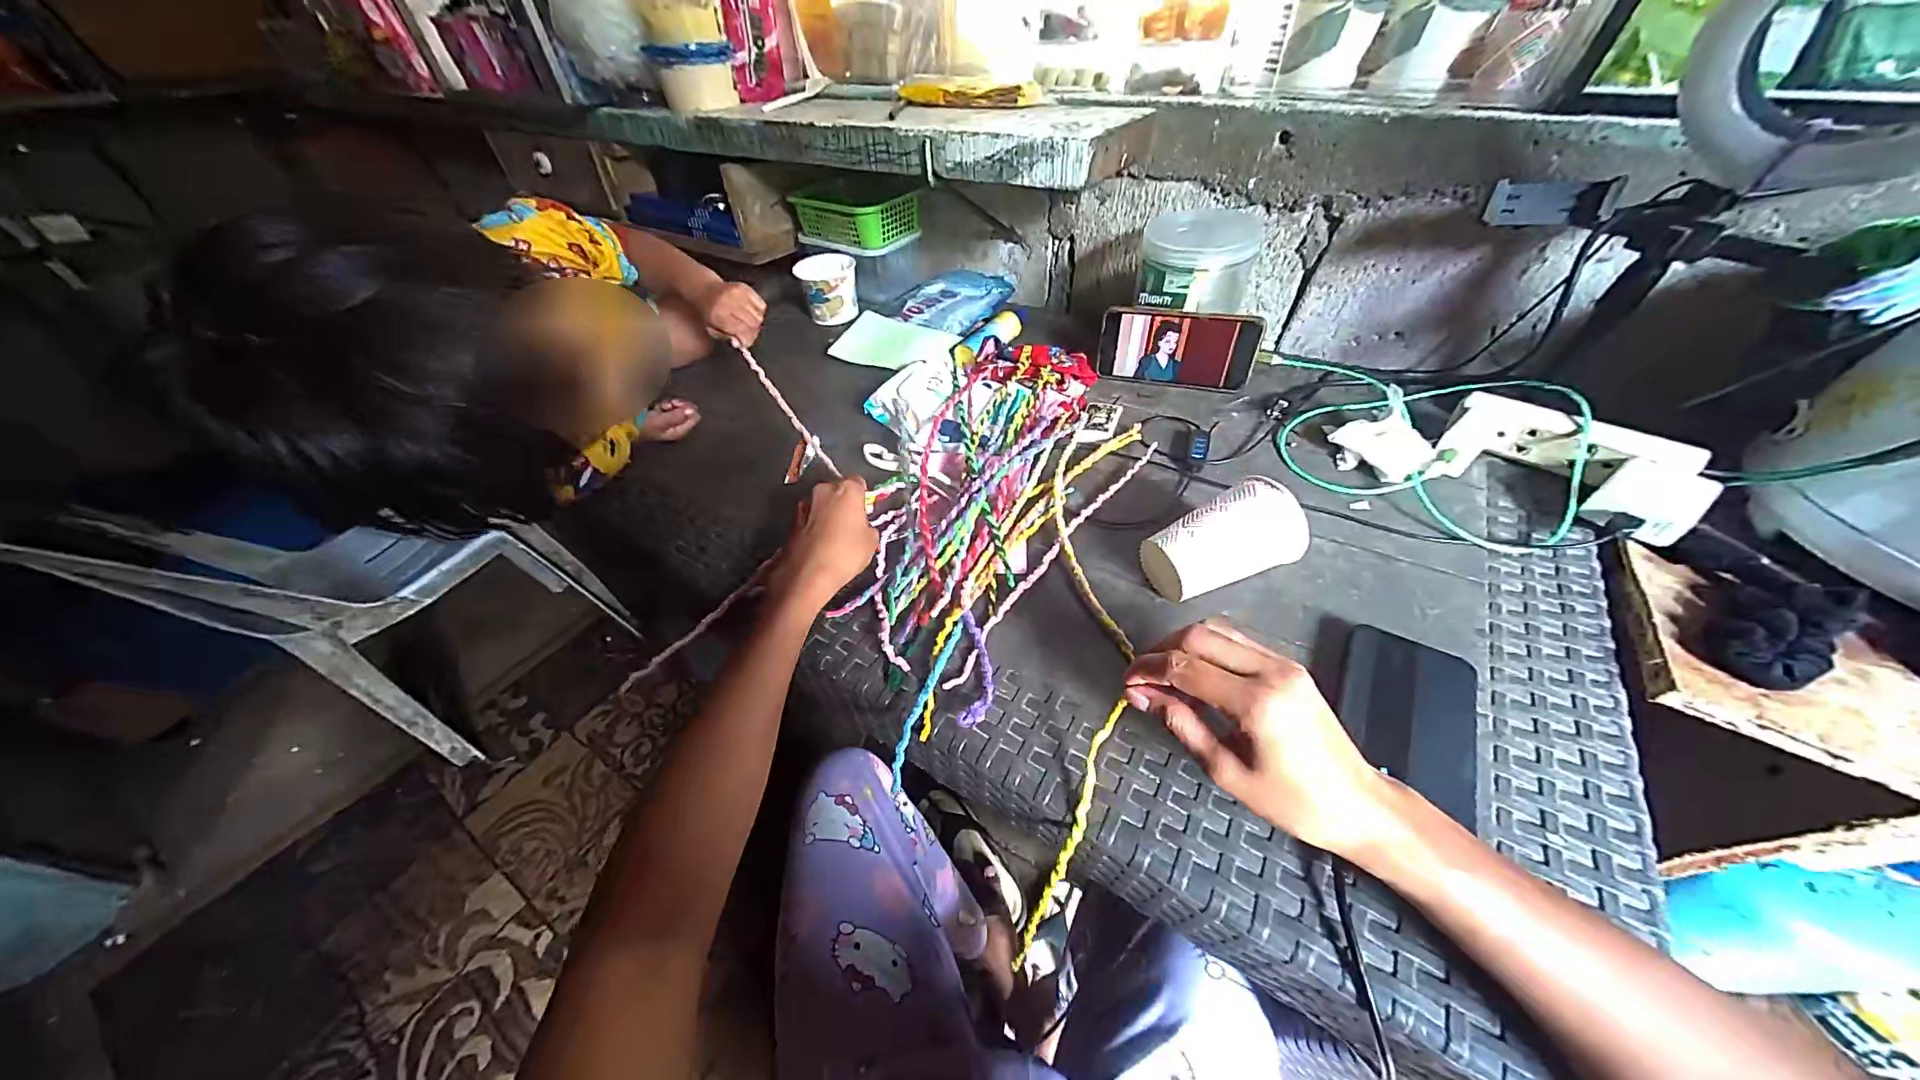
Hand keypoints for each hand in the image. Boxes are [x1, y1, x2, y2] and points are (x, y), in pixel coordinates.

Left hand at [695, 280, 766, 345]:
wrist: (705, 290)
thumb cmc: (709, 313)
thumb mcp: (712, 329)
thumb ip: (727, 337)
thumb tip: (739, 344)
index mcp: (718, 314)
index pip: (742, 330)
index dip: (746, 340)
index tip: (745, 343)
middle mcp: (728, 302)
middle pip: (753, 323)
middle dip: (752, 332)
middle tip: (747, 334)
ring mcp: (738, 293)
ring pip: (759, 316)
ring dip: (756, 322)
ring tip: (747, 322)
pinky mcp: (745, 287)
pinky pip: (762, 305)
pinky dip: (759, 312)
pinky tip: (750, 312)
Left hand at [766, 478, 877, 613]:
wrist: (808, 573)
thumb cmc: (846, 553)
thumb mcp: (871, 542)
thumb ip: (868, 527)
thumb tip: (863, 527)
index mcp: (847, 489)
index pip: (859, 483)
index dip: (863, 498)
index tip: (864, 512)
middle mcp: (824, 489)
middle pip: (837, 491)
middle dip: (843, 503)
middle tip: (850, 524)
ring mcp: (804, 503)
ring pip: (821, 503)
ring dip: (827, 513)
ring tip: (833, 535)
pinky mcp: (791, 519)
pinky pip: (809, 517)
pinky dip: (814, 525)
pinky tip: (819, 542)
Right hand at [1122, 619, 1394, 856]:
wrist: (1359, 804)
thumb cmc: (1293, 802)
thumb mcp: (1228, 772)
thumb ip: (1183, 726)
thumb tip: (1144, 696)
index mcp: (1256, 701)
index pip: (1186, 666)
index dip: (1148, 670)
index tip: (1127, 683)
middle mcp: (1271, 670)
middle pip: (1199, 635)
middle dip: (1161, 650)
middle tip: (1141, 677)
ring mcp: (1284, 664)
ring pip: (1218, 630)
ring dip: (1183, 645)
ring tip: (1162, 674)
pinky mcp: (1289, 667)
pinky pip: (1237, 643)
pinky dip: (1207, 650)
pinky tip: (1195, 675)